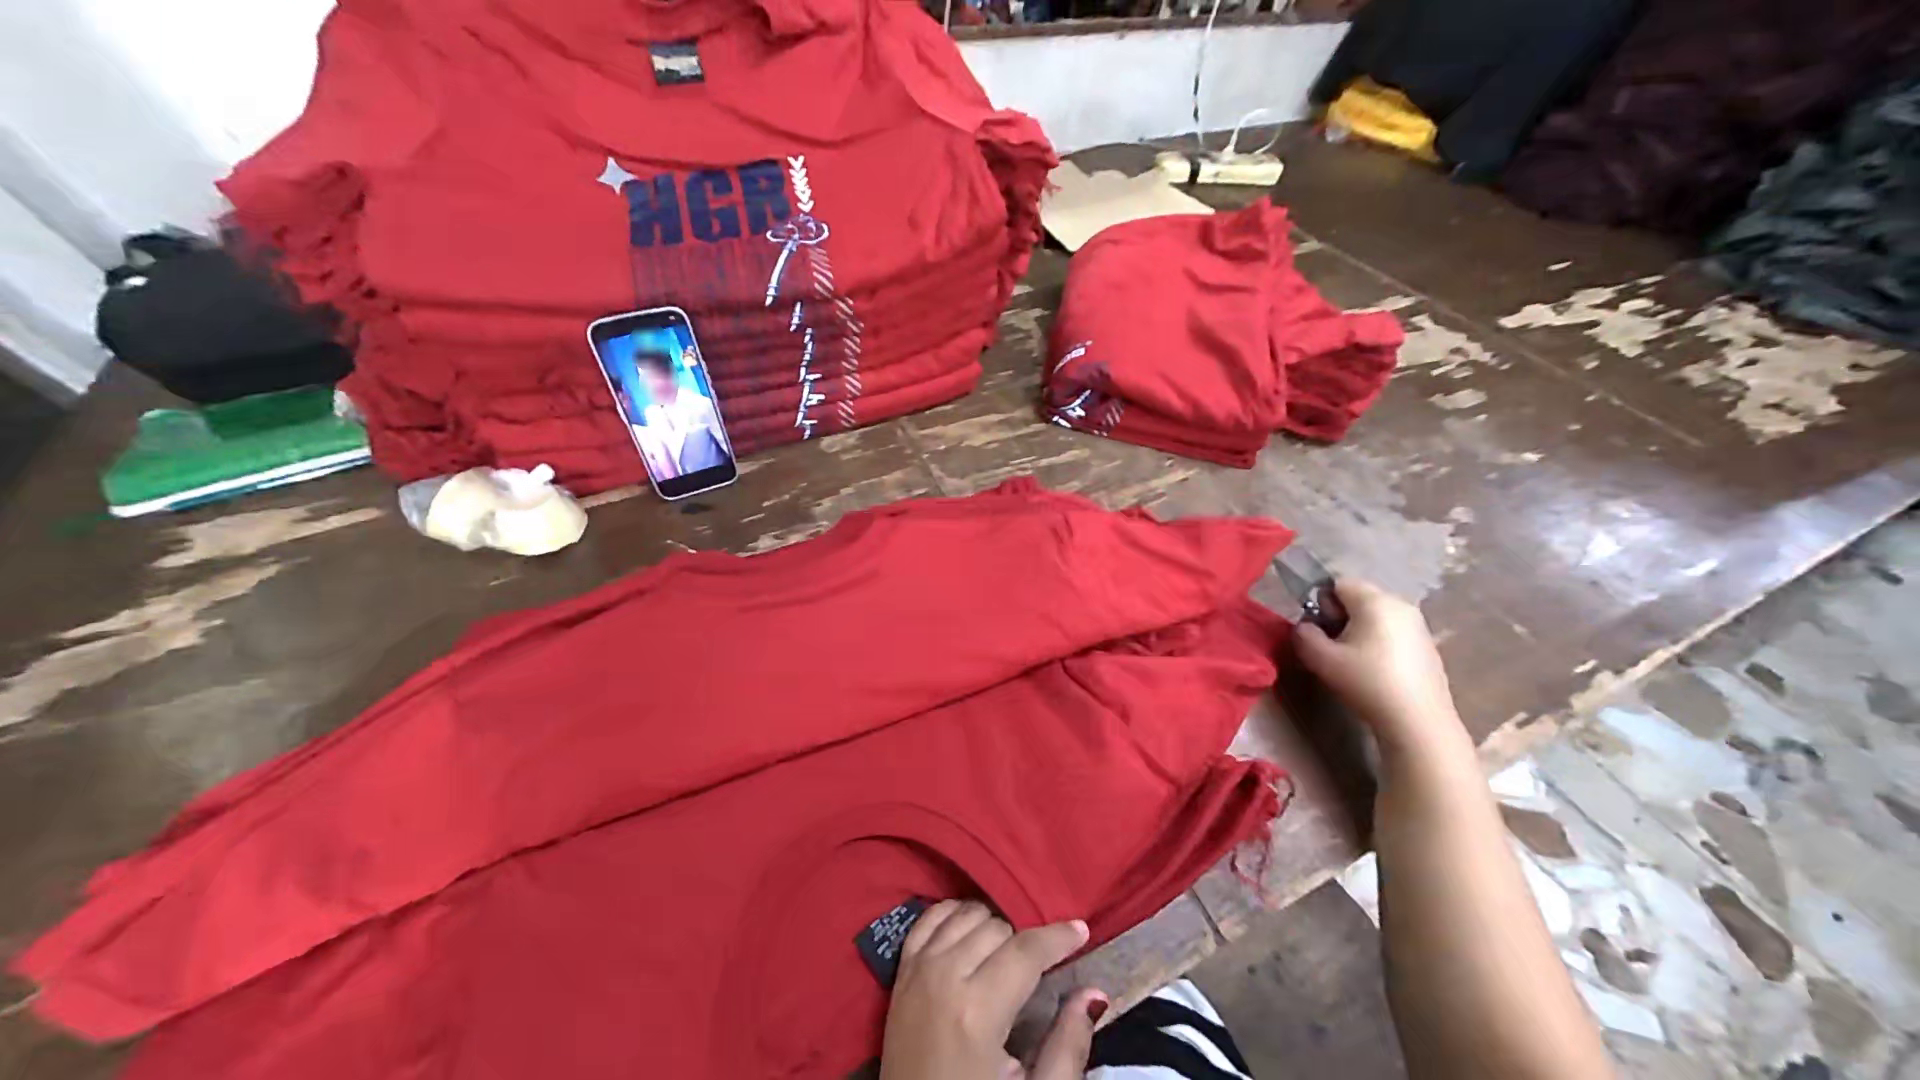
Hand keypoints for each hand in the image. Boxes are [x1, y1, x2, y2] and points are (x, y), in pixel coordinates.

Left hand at [879, 900, 1107, 1079]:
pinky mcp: (900, 971)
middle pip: (997, 928)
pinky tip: (968, 930)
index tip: (1081, 929)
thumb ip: (1067, 1045)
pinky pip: (930, 917)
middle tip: (1034, 972)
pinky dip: (953, 914)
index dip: (1058, 937)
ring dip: (990, 927)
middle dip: (1023, 944)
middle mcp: (944, 975)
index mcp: (977, 1011)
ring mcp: (917, 969)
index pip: (1025, 951)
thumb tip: (1094, 994)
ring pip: (965, 914)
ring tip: (1004, 956)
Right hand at [1293, 578, 1462, 752]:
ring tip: (1352, 662)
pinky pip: (1394, 633)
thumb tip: (1306, 627)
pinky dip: (1379, 644)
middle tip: (1332, 647)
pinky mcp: (1428, 647)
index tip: (1320, 631)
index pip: (1339, 583)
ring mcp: (1419, 626)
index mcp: (1375, 601)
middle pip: (1359, 598)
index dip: (1321, 603)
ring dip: (1359, 631)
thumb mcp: (1320, 658)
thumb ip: (1303, 634)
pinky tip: (1376, 672)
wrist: (1418, 722)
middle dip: (1340, 617)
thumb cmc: (1366, 682)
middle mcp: (1401, 605)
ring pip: (1377, 617)